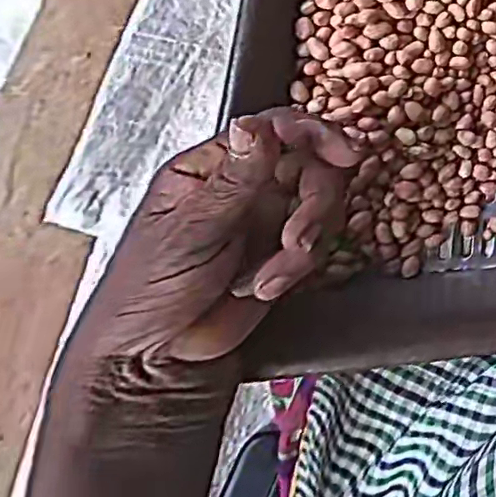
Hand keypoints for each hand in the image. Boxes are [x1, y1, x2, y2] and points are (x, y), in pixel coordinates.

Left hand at [32, 110, 357, 496]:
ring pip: (320, 196)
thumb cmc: (147, 299)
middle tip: (296, 233)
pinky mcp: (285, 248)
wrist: (150, 373)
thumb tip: (261, 122)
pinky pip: (318, 232)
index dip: (315, 132)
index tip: (348, 150)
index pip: (275, 127)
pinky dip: (304, 255)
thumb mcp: (190, 233)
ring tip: (273, 269)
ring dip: (306, 232)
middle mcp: (242, 184)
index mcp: (210, 167)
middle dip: (311, 196)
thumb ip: (236, 177)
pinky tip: (275, 280)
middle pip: (308, 160)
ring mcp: (267, 215)